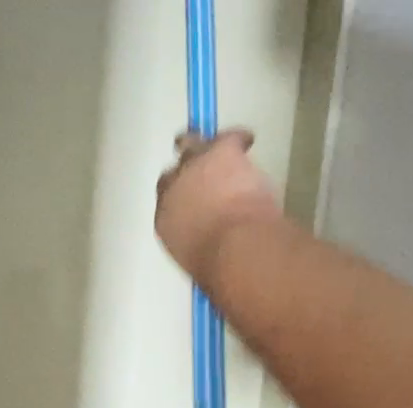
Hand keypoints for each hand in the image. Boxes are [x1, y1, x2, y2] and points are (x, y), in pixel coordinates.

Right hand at [155, 128, 282, 281]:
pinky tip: (248, 140)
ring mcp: (195, 167)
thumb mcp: (196, 257)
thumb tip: (206, 242)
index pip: (166, 198)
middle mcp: (173, 190)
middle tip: (199, 163)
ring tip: (219, 146)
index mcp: (165, 220)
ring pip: (194, 145)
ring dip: (207, 146)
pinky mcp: (220, 153)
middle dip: (186, 167)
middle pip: (175, 170)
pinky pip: (229, 137)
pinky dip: (240, 138)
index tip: (190, 195)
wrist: (234, 248)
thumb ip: (197, 241)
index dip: (178, 192)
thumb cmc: (217, 265)